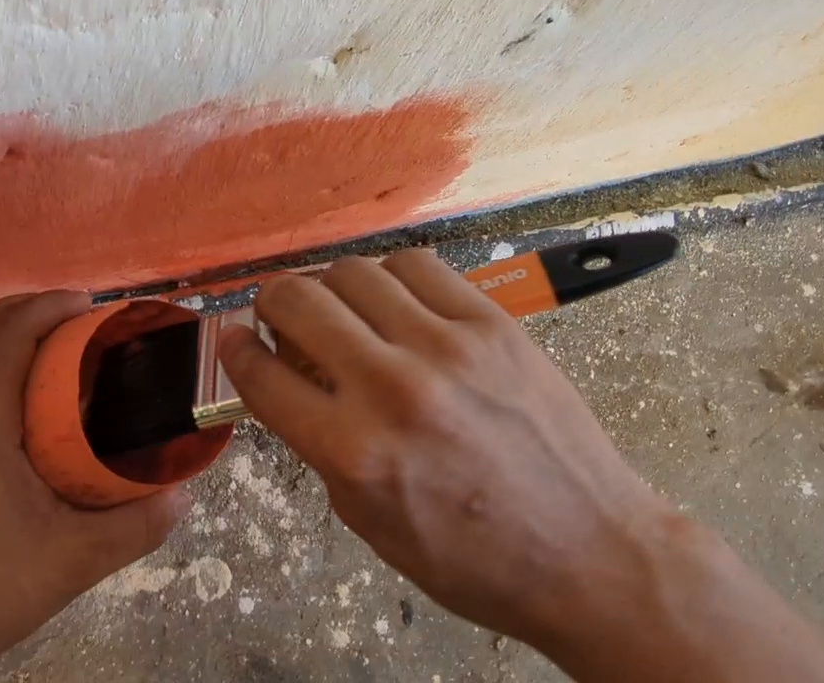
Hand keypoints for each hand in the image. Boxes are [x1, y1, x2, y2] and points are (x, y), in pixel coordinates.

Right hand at [218, 251, 823, 682]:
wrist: (592, 554)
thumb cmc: (472, 557)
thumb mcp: (368, 520)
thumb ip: (316, 443)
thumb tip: (284, 374)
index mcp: (353, 452)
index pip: (262, 373)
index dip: (234, 348)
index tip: (232, 337)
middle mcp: (392, 388)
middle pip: (296, 299)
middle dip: (270, 301)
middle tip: (280, 316)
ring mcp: (446, 346)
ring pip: (353, 270)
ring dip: (330, 286)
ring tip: (341, 308)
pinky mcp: (492, 323)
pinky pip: (416, 265)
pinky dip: (389, 276)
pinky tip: (395, 301)